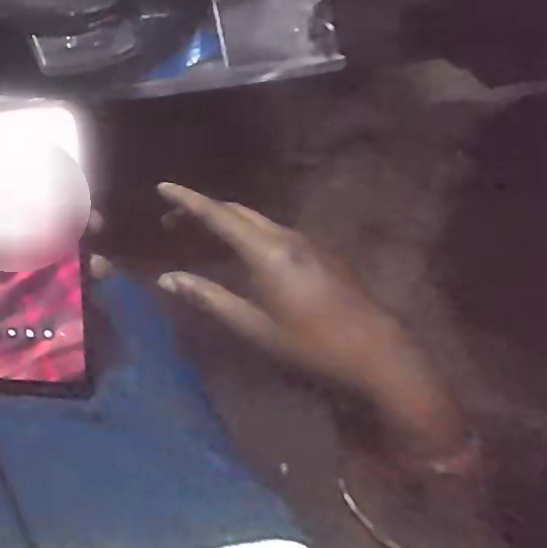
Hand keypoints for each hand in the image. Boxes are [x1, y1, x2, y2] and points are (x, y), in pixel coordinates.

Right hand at [155, 183, 465, 456]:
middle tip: (170, 221)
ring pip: (255, 220)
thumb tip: (166, 278)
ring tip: (198, 235)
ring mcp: (308, 245)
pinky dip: (244, 232)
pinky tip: (237, 252)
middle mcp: (287, 239)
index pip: (218, 216)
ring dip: (223, 221)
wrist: (384, 360)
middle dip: (201, 210)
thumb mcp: (254, 327)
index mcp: (267, 253)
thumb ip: (209, 298)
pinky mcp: (321, 256)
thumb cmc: (313, 345)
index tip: (162, 187)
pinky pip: (271, 231)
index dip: (187, 200)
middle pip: (236, 212)